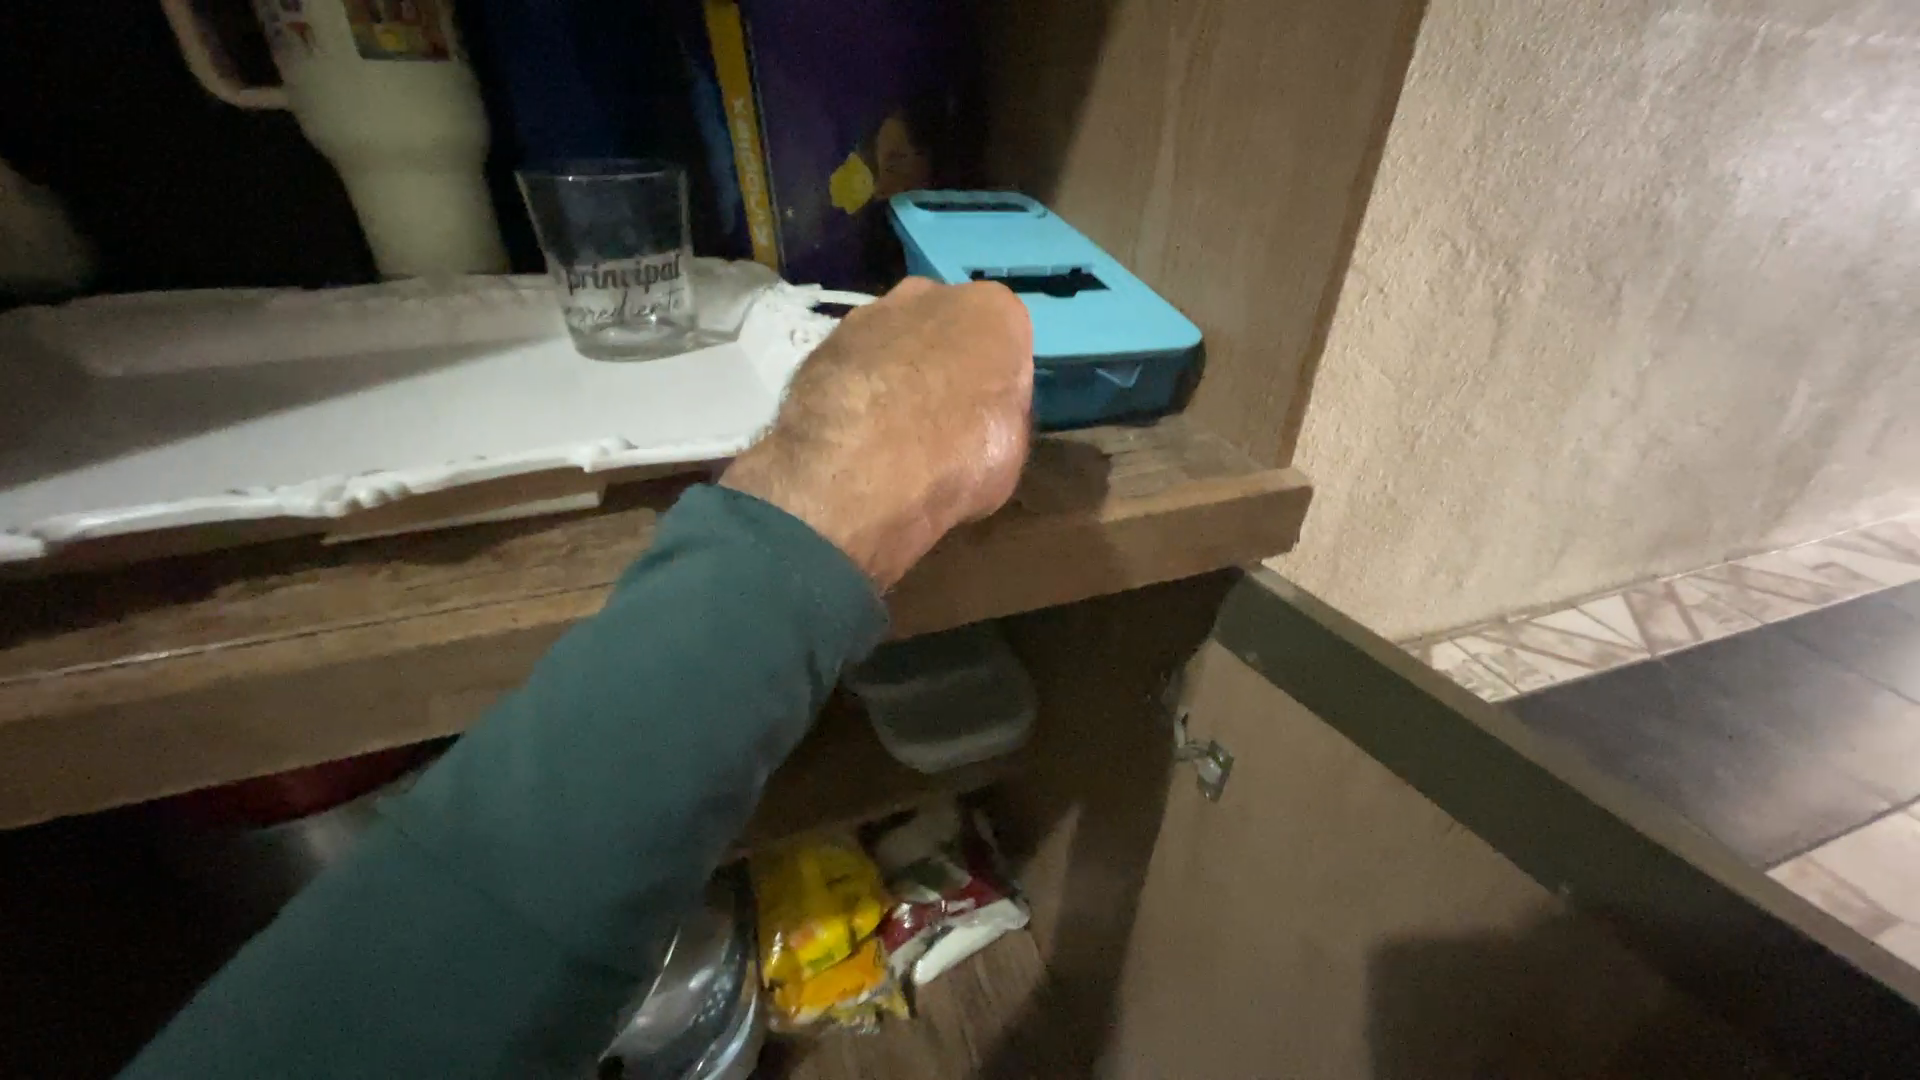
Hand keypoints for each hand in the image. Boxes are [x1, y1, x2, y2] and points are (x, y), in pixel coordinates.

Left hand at [721, 277, 1033, 588]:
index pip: (1009, 344)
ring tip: (892, 433)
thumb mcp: (1012, 449)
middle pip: (949, 332)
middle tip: (941, 424)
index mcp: (996, 311)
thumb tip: (988, 419)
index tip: (988, 421)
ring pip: (898, 343)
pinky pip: (857, 365)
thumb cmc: (958, 455)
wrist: (860, 466)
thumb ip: (1002, 416)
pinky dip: (859, 391)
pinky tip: (857, 433)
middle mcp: (934, 294)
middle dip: (947, 368)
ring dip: (899, 376)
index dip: (999, 386)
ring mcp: (874, 312)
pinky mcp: (827, 341)